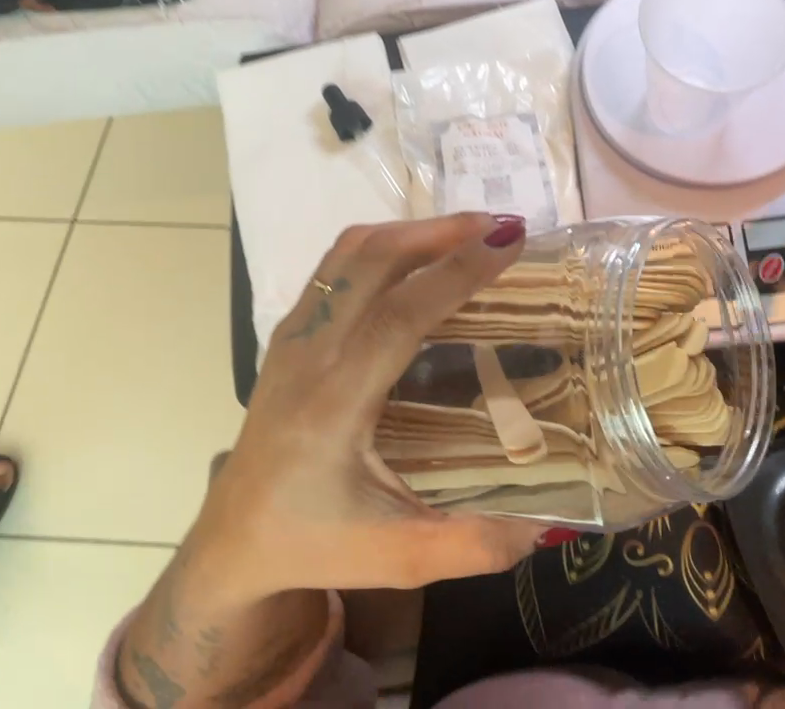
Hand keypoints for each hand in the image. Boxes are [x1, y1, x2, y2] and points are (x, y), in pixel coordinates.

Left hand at [188, 212, 541, 602]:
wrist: (233, 541)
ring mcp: (292, 337)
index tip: (509, 241)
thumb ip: (474, 545)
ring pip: (348, 253)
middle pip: (370, 261)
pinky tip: (419, 259)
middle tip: (499, 225)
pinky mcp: (289, 334)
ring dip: (410, 231)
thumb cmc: (315, 544)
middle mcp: (308, 355)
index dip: (455, 272)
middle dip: (439, 231)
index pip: (399, 315)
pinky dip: (383, 245)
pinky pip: (335, 267)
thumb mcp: (397, 559)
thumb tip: (552, 527)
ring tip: (467, 232)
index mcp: (334, 404)